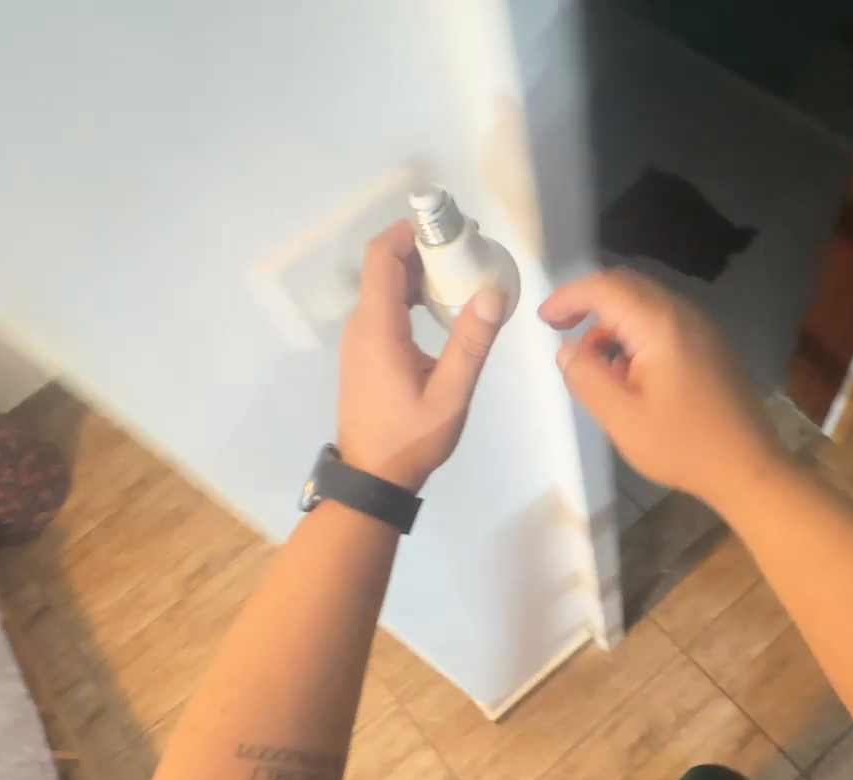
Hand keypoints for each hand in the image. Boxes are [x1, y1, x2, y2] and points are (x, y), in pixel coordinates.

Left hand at [337, 220, 503, 490]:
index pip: (382, 258)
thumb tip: (494, 292)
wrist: (372, 478)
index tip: (446, 228)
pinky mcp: (363, 356)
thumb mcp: (450, 394)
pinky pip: (383, 312)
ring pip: (384, 290)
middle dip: (422, 252)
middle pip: (384, 269)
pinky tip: (440, 313)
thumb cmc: (410, 439)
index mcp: (378, 328)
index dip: (410, 233)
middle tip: (466, 254)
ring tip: (460, 280)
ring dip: (418, 277)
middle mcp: (361, 327)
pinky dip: (410, 300)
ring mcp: (359, 342)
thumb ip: (471, 343)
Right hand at [539, 269, 785, 508]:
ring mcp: (702, 329)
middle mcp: (684, 315)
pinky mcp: (709, 347)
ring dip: (612, 323)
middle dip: (588, 302)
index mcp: (661, 326)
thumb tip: (567, 350)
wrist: (748, 467)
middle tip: (560, 329)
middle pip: (628, 287)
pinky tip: (627, 372)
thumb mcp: (622, 419)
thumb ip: (588, 379)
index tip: (544, 319)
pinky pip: (664, 323)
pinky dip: (634, 335)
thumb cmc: (683, 446)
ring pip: (646, 305)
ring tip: (593, 365)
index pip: (606, 288)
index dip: (569, 296)